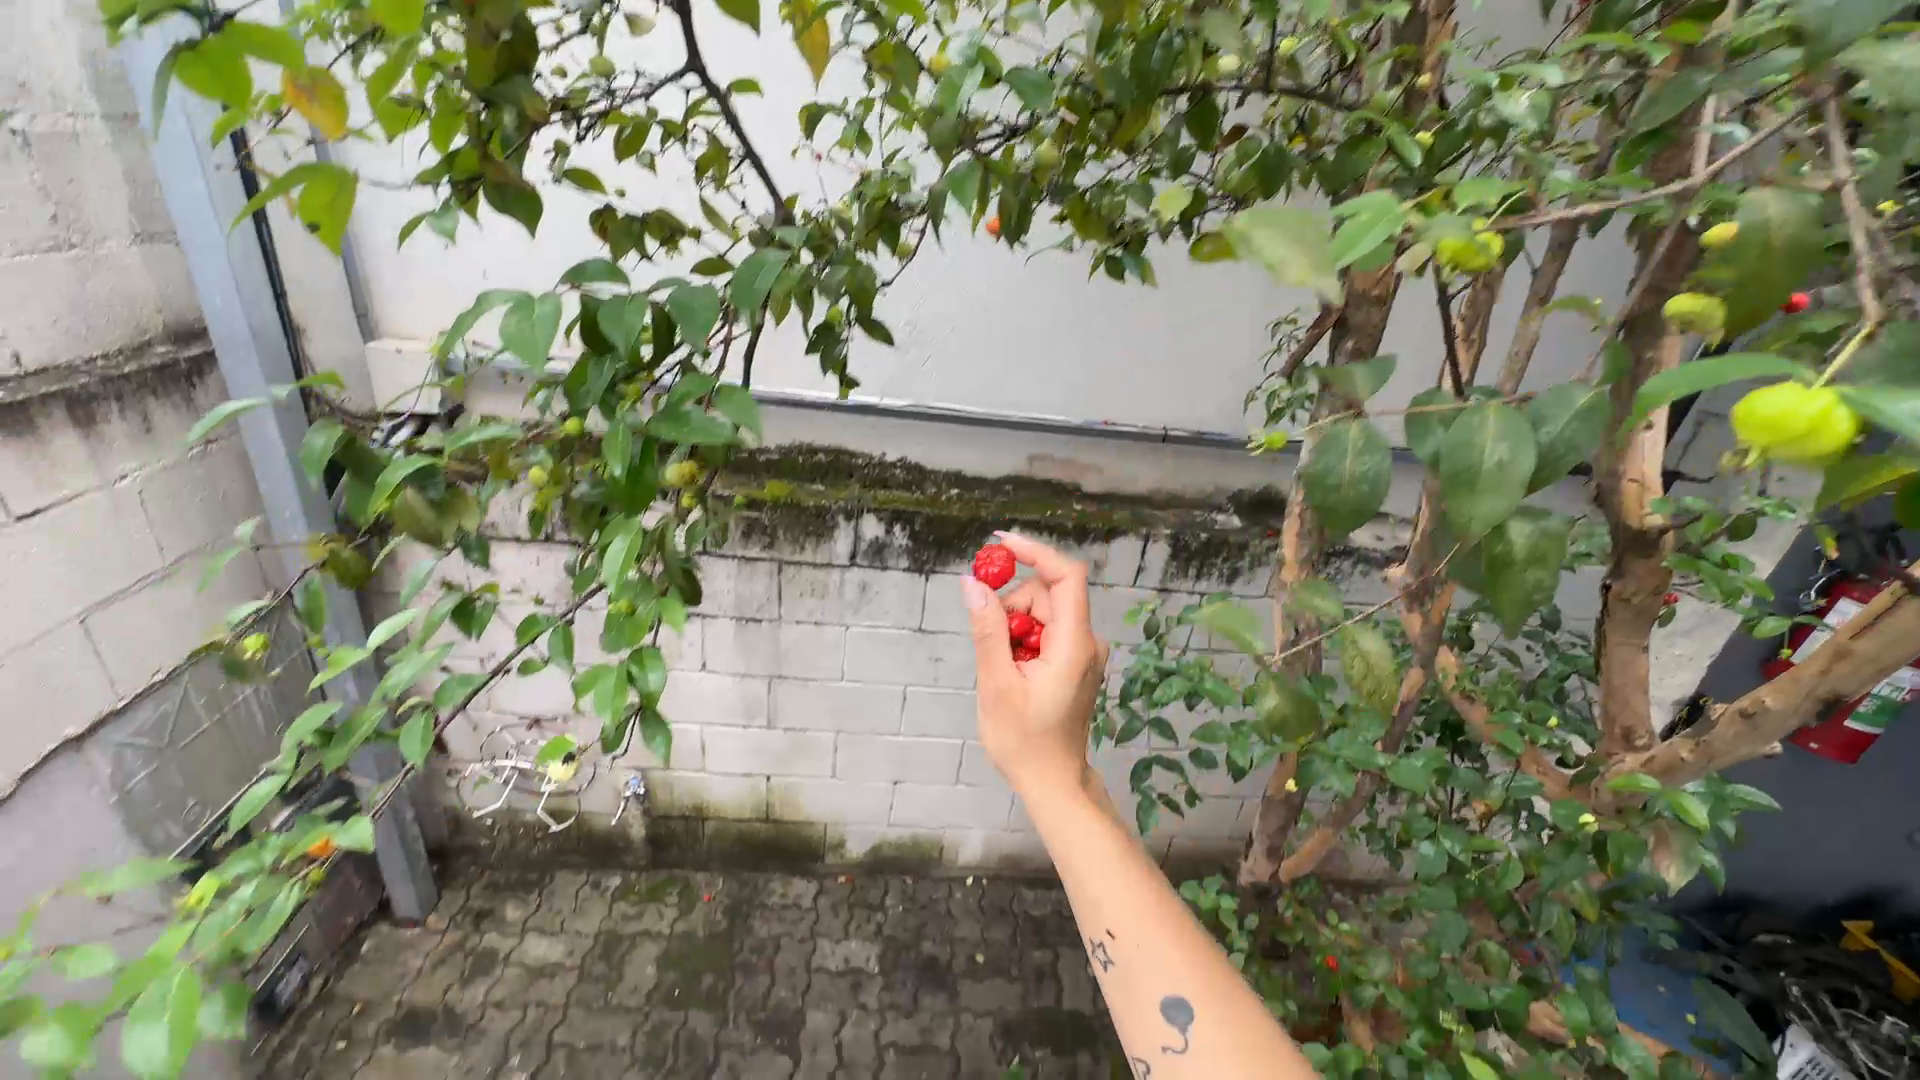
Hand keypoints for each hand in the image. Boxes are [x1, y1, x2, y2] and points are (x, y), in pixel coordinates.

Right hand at [964, 532, 1109, 799]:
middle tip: (991, 644)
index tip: (1000, 544)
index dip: (1035, 552)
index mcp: (1073, 644)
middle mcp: (1086, 641)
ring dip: (1014, 627)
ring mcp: (1083, 652)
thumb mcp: (997, 685)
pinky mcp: (1075, 662)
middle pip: (1047, 594)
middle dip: (1012, 606)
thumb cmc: (1023, 741)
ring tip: (1002, 669)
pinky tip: (1012, 671)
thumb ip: (987, 630)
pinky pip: (1046, 631)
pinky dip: (1023, 641)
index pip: (1066, 577)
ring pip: (1042, 613)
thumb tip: (973, 584)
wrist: (1052, 782)